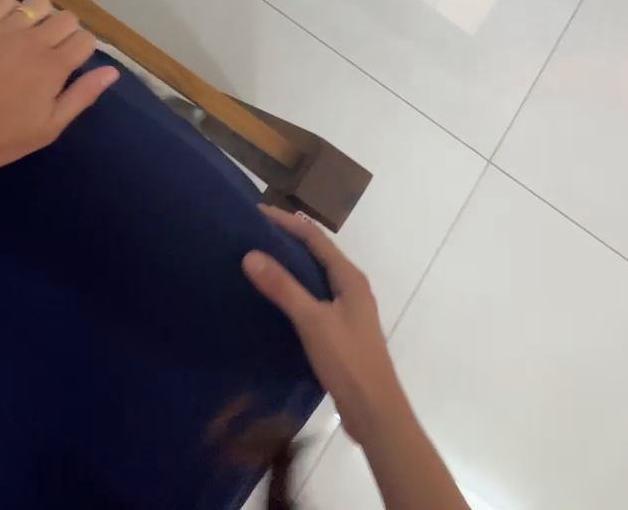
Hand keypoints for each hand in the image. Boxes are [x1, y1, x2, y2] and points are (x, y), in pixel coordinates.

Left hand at [0, 0, 119, 174]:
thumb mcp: (48, 128)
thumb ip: (82, 96)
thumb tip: (111, 71)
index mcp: (55, 67)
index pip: (85, 39)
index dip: (82, 50)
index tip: (71, 64)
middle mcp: (34, 41)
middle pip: (67, 17)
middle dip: (66, 32)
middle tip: (50, 52)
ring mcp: (3, 30)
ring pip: (38, 4)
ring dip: (41, 16)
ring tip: (29, 35)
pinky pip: (4, 2)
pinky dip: (11, 10)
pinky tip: (4, 28)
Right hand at [242, 206, 408, 445]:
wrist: (376, 414)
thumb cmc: (349, 362)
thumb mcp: (313, 321)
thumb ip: (283, 287)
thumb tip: (250, 254)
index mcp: (349, 277)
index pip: (315, 237)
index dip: (286, 222)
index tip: (257, 213)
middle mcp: (351, 286)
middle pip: (316, 252)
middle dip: (286, 239)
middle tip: (252, 233)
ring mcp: (348, 309)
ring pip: (314, 275)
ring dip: (290, 263)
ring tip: (258, 258)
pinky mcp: (340, 329)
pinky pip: (313, 296)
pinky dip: (294, 288)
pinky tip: (274, 298)